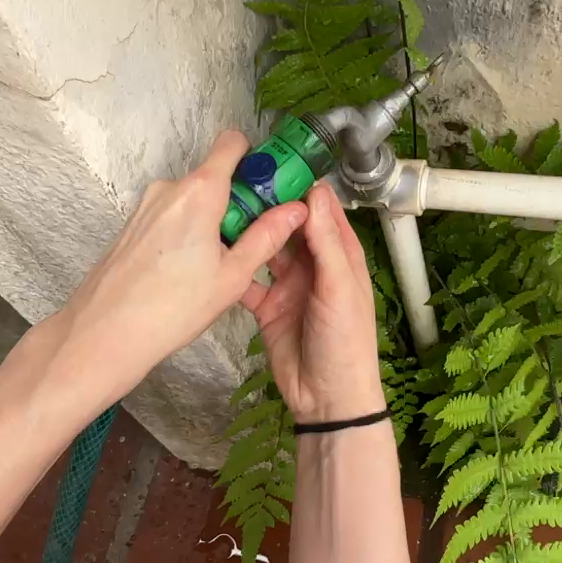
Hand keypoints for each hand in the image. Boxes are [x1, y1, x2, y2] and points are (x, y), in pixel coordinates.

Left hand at [39, 130, 308, 405]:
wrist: (104, 333)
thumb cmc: (170, 308)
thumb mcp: (233, 275)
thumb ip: (267, 236)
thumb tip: (296, 210)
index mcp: (199, 191)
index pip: (232, 143)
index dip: (256, 159)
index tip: (271, 187)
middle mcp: (170, 188)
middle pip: (216, 175)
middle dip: (239, 201)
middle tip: (251, 241)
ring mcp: (148, 205)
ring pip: (194, 199)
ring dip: (213, 220)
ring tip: (219, 265)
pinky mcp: (135, 224)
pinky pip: (173, 215)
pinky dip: (190, 231)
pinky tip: (190, 271)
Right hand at [242, 182, 382, 423]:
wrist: (327, 398)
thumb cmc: (346, 342)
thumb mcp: (340, 287)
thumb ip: (326, 242)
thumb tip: (316, 194)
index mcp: (341, 257)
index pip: (322, 212)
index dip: (303, 189)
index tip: (276, 164)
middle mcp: (315, 267)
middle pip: (290, 227)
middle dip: (269, 206)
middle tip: (240, 182)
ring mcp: (289, 286)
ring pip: (266, 250)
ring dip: (250, 233)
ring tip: (223, 209)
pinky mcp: (267, 307)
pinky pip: (247, 282)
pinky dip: (234, 269)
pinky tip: (215, 253)